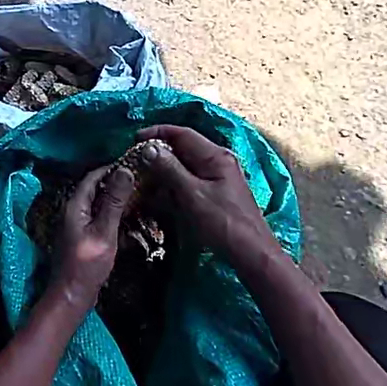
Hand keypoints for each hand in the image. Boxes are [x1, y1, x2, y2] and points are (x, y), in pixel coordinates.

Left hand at [49, 163, 136, 304]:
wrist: (72, 295)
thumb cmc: (87, 263)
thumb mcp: (105, 231)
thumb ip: (115, 202)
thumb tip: (125, 170)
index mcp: (74, 205)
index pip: (93, 177)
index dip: (111, 168)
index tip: (133, 164)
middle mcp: (72, 210)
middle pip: (94, 188)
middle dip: (115, 182)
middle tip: (139, 178)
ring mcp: (75, 223)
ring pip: (97, 202)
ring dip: (115, 198)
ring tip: (137, 194)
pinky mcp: (81, 235)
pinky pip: (97, 216)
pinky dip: (111, 212)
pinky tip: (127, 216)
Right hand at [137, 125, 283, 272]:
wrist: (251, 252)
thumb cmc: (222, 222)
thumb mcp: (192, 194)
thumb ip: (170, 169)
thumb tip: (148, 148)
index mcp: (215, 156)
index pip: (183, 134)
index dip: (157, 133)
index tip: (135, 139)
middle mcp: (218, 162)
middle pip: (184, 149)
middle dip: (159, 153)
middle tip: (135, 161)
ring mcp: (219, 178)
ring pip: (186, 166)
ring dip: (164, 171)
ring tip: (143, 178)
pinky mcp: (217, 194)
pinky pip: (191, 182)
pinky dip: (174, 185)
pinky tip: (160, 196)